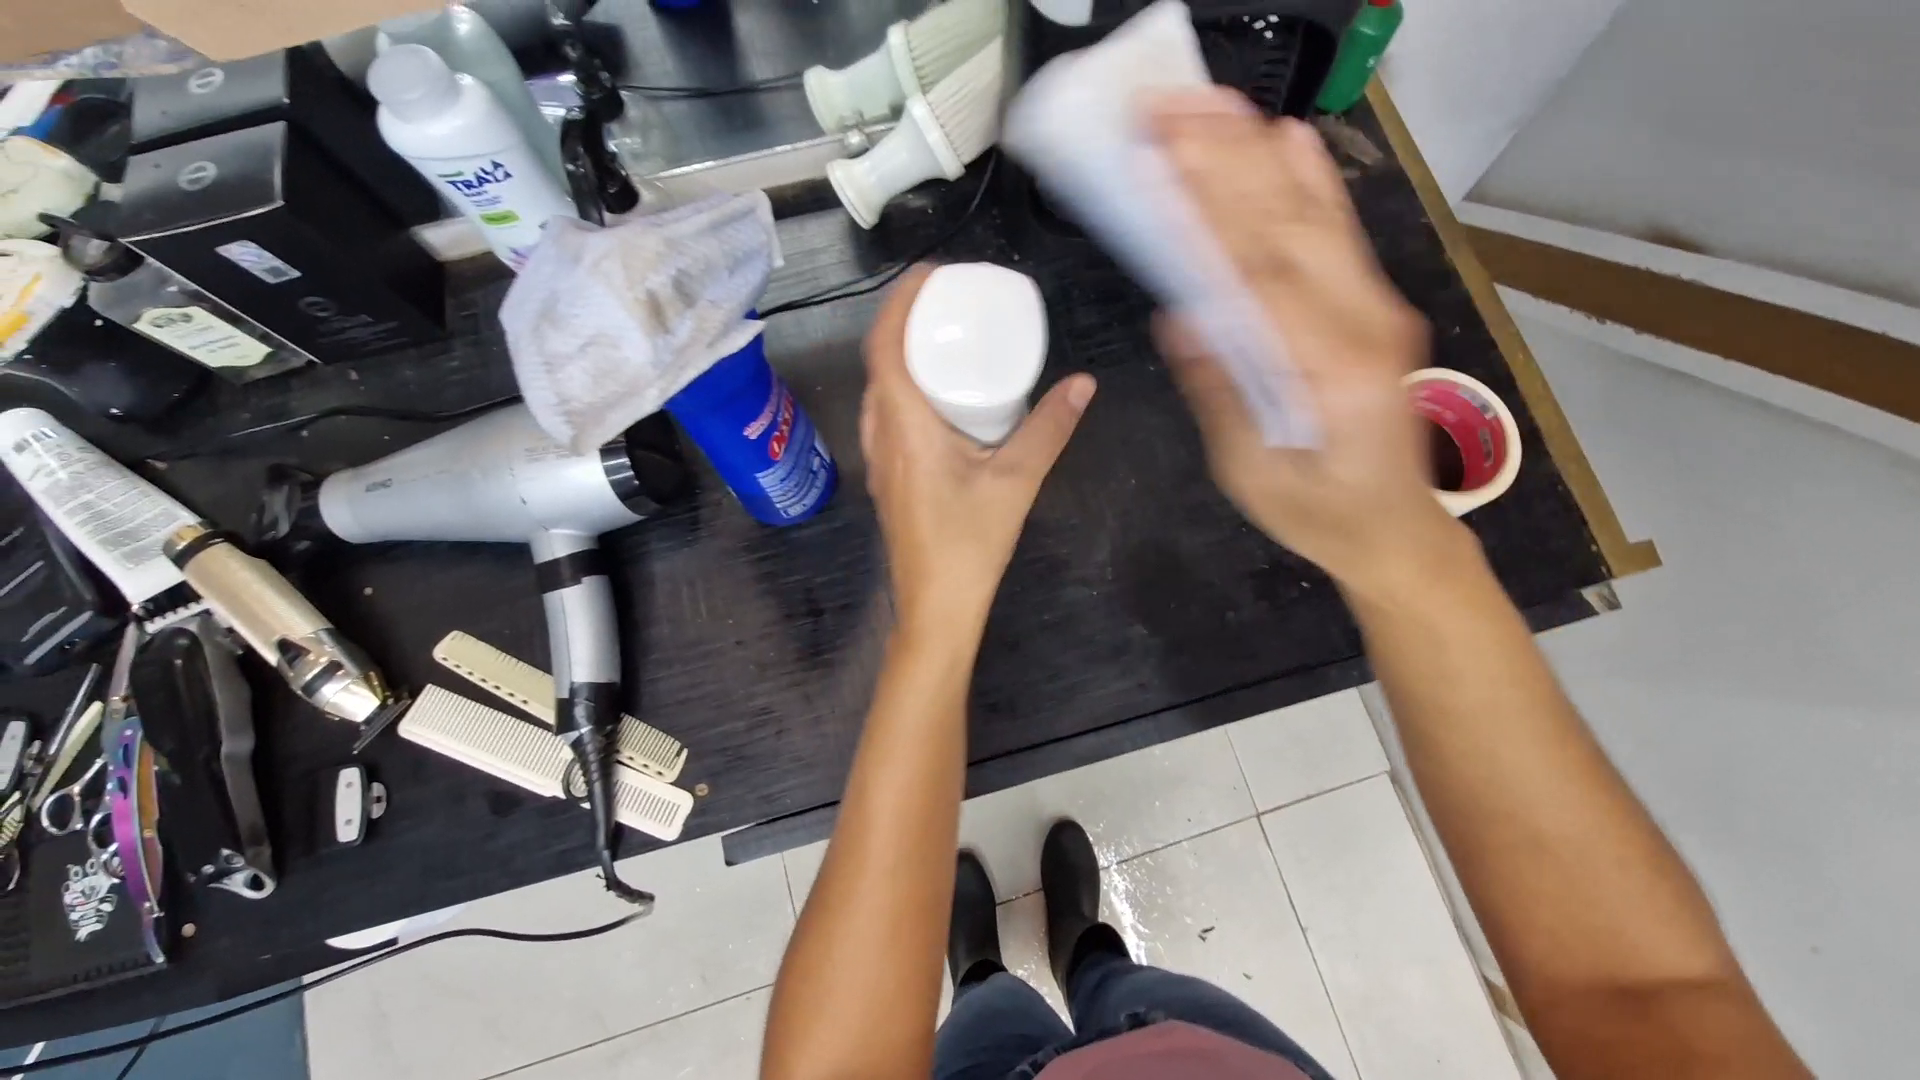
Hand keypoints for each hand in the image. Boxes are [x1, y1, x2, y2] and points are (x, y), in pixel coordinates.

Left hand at [861, 265, 1096, 640]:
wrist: (935, 607)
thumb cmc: (970, 544)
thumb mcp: (1017, 481)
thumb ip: (1050, 429)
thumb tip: (1083, 383)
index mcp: (904, 425)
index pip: (884, 346)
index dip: (899, 302)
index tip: (931, 276)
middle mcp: (881, 436)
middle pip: (878, 363)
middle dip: (904, 323)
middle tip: (946, 304)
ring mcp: (879, 461)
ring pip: (879, 392)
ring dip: (902, 358)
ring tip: (943, 343)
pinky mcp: (887, 480)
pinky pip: (887, 417)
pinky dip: (905, 390)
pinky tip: (939, 401)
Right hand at [1148, 90, 1470, 600]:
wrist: (1393, 529)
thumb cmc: (1316, 513)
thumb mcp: (1250, 471)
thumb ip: (1220, 391)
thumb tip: (1182, 315)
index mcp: (1326, 371)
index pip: (1256, 272)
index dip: (1207, 206)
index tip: (1162, 151)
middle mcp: (1361, 324)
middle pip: (1284, 226)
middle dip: (1224, 159)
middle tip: (1169, 106)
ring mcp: (1376, 309)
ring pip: (1313, 218)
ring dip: (1259, 156)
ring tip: (1211, 104)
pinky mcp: (1375, 307)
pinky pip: (1341, 237)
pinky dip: (1314, 183)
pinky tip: (1288, 140)